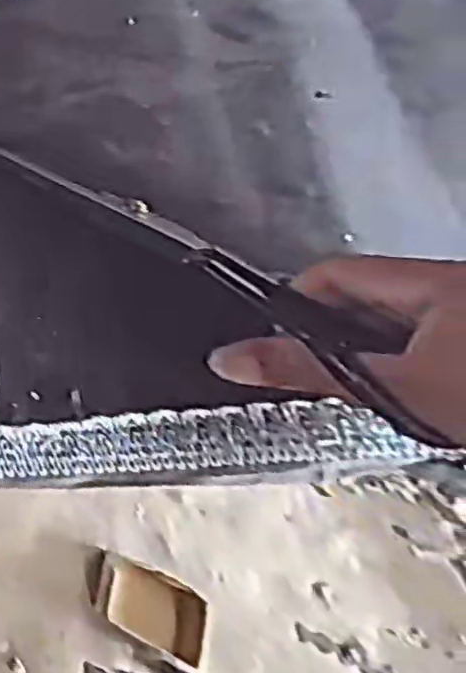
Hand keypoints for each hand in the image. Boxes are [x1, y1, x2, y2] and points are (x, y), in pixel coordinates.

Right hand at [208, 256, 465, 444]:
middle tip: (350, 374)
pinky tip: (446, 397)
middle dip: (349, 337)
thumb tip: (229, 359)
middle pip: (370, 299)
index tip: (290, 340)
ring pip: (414, 325)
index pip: (330, 275)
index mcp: (438, 284)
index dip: (297, 305)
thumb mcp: (397, 389)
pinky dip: (435, 368)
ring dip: (394, 356)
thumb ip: (304, 370)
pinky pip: (448, 341)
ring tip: (407, 392)